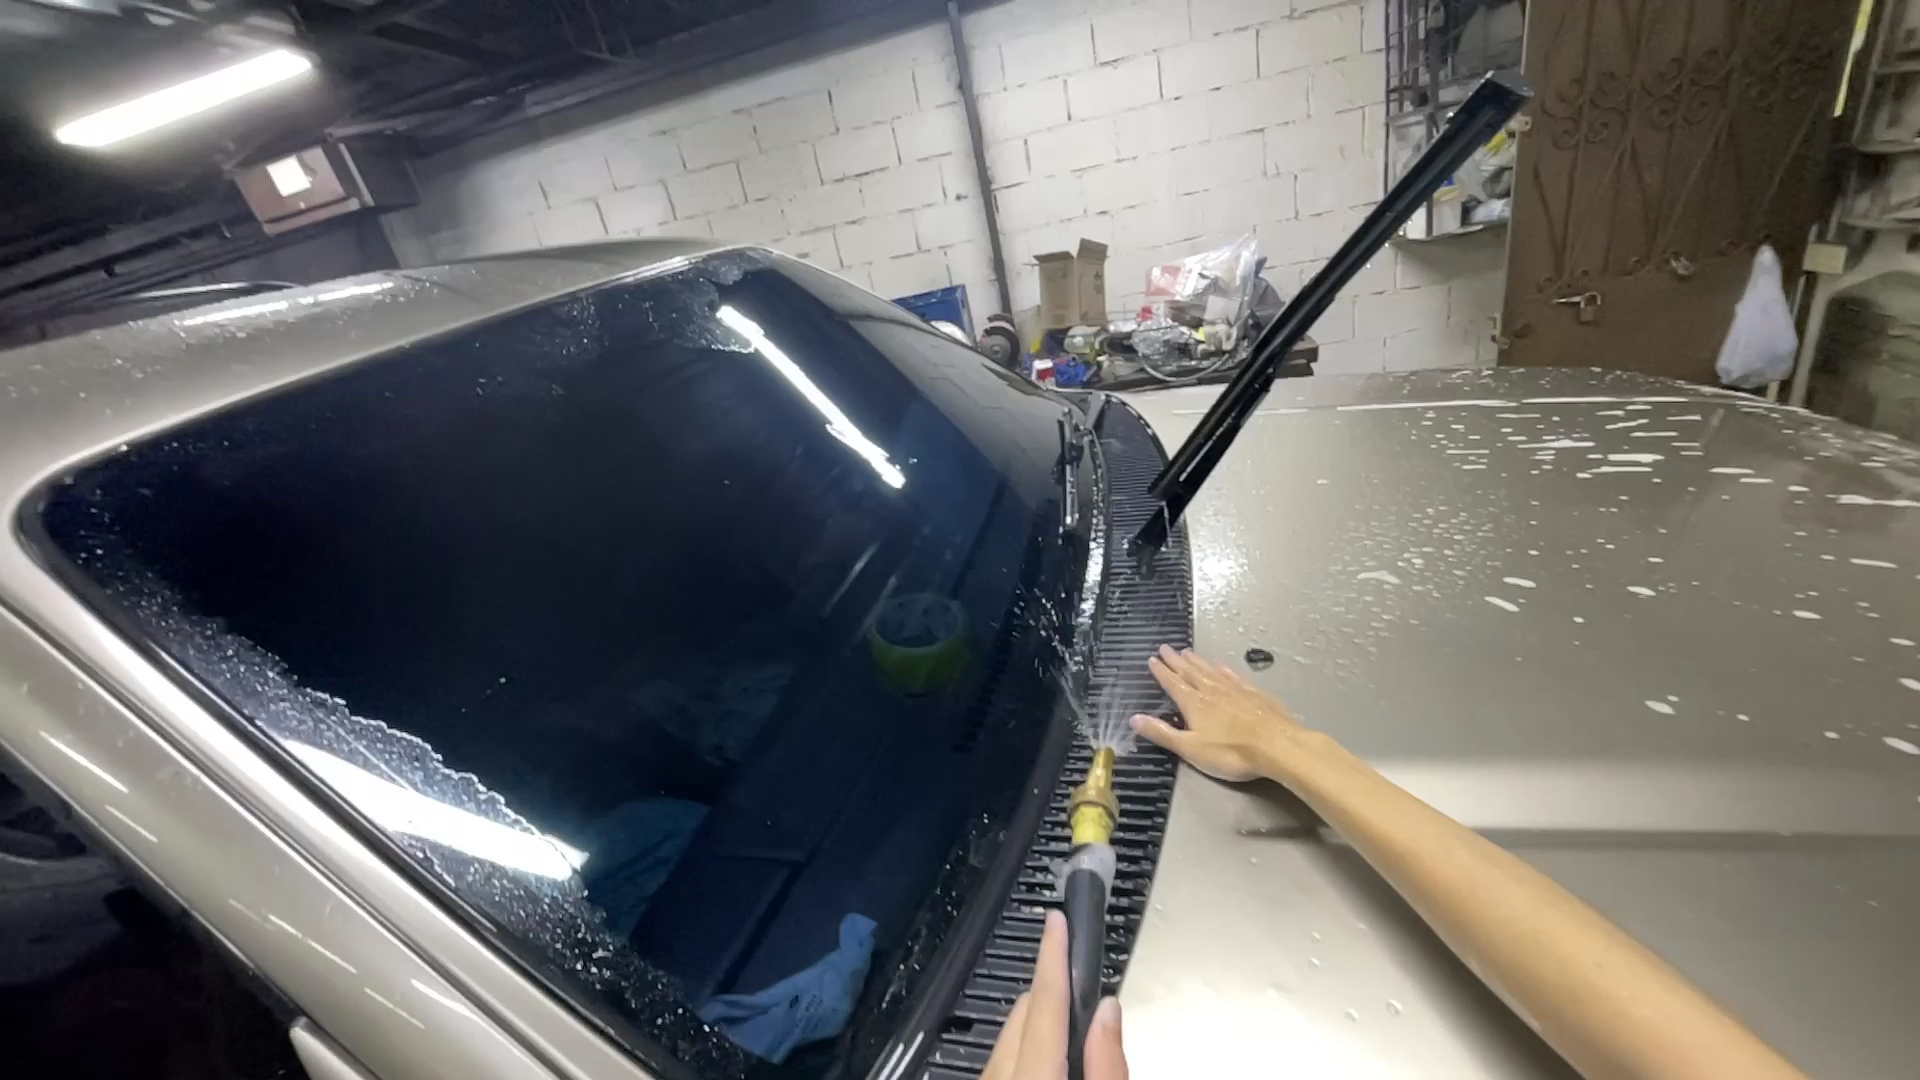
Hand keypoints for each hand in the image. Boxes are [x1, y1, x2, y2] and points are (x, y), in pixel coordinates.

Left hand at [983, 910, 1127, 1079]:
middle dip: (1055, 998)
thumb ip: (1108, 1065)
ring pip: (1010, 1034)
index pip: (1045, 999)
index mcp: (1032, 1075)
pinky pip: (1001, 1060)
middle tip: (1090, 1007)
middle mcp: (997, 1075)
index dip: (1053, 954)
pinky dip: (1024, 1054)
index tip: (1057, 918)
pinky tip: (1048, 1069)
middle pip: (1025, 1012)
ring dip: (1040, 1029)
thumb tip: (1108, 1009)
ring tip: (1075, 1049)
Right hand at [1131, 645, 1324, 782]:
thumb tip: (1134, 718)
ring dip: (1197, 661)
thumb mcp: (1190, 748)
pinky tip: (1221, 665)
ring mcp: (1235, 690)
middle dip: (1176, 660)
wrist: (1279, 747)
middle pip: (1190, 672)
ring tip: (1188, 651)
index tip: (1152, 659)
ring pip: (1210, 671)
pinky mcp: (1255, 694)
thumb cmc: (1231, 752)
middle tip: (1166, 648)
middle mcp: (1211, 690)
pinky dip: (1224, 669)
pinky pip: (1233, 676)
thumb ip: (1161, 733)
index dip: (1161, 671)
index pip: (1172, 683)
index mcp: (1193, 703)